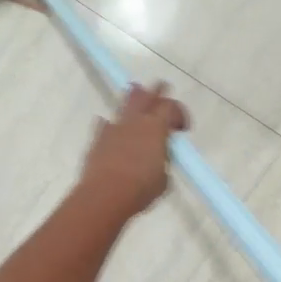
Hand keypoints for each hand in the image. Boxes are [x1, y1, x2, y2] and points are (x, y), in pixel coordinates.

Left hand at [77, 83, 187, 217]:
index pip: (171, 108)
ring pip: (124, 105)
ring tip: (135, 90)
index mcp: (156, 128)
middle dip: (156, 91)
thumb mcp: (163, 178)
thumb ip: (162, 160)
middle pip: (146, 97)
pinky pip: (104, 124)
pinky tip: (108, 125)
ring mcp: (113, 128)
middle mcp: (135, 122)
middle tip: (161, 85)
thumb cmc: (140, 189)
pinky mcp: (97, 139)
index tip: (182, 128)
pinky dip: (109, 124)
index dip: (179, 113)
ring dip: (133, 98)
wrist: (104, 196)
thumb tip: (157, 157)